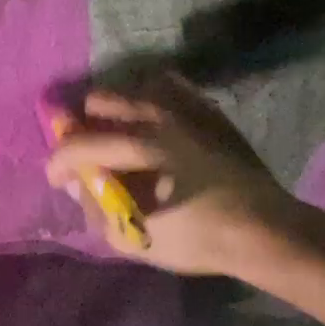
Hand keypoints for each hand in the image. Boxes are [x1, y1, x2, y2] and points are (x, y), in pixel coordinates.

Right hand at [45, 72, 299, 276]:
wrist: (267, 229)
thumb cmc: (202, 240)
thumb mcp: (138, 239)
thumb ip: (98, 209)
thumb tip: (79, 184)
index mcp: (141, 146)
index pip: (80, 144)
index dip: (58, 162)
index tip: (57, 179)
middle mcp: (159, 115)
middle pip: (100, 100)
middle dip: (84, 128)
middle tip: (90, 156)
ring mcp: (187, 106)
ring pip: (132, 87)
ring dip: (116, 111)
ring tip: (120, 139)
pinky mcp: (208, 108)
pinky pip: (167, 86)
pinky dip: (150, 99)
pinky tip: (152, 123)